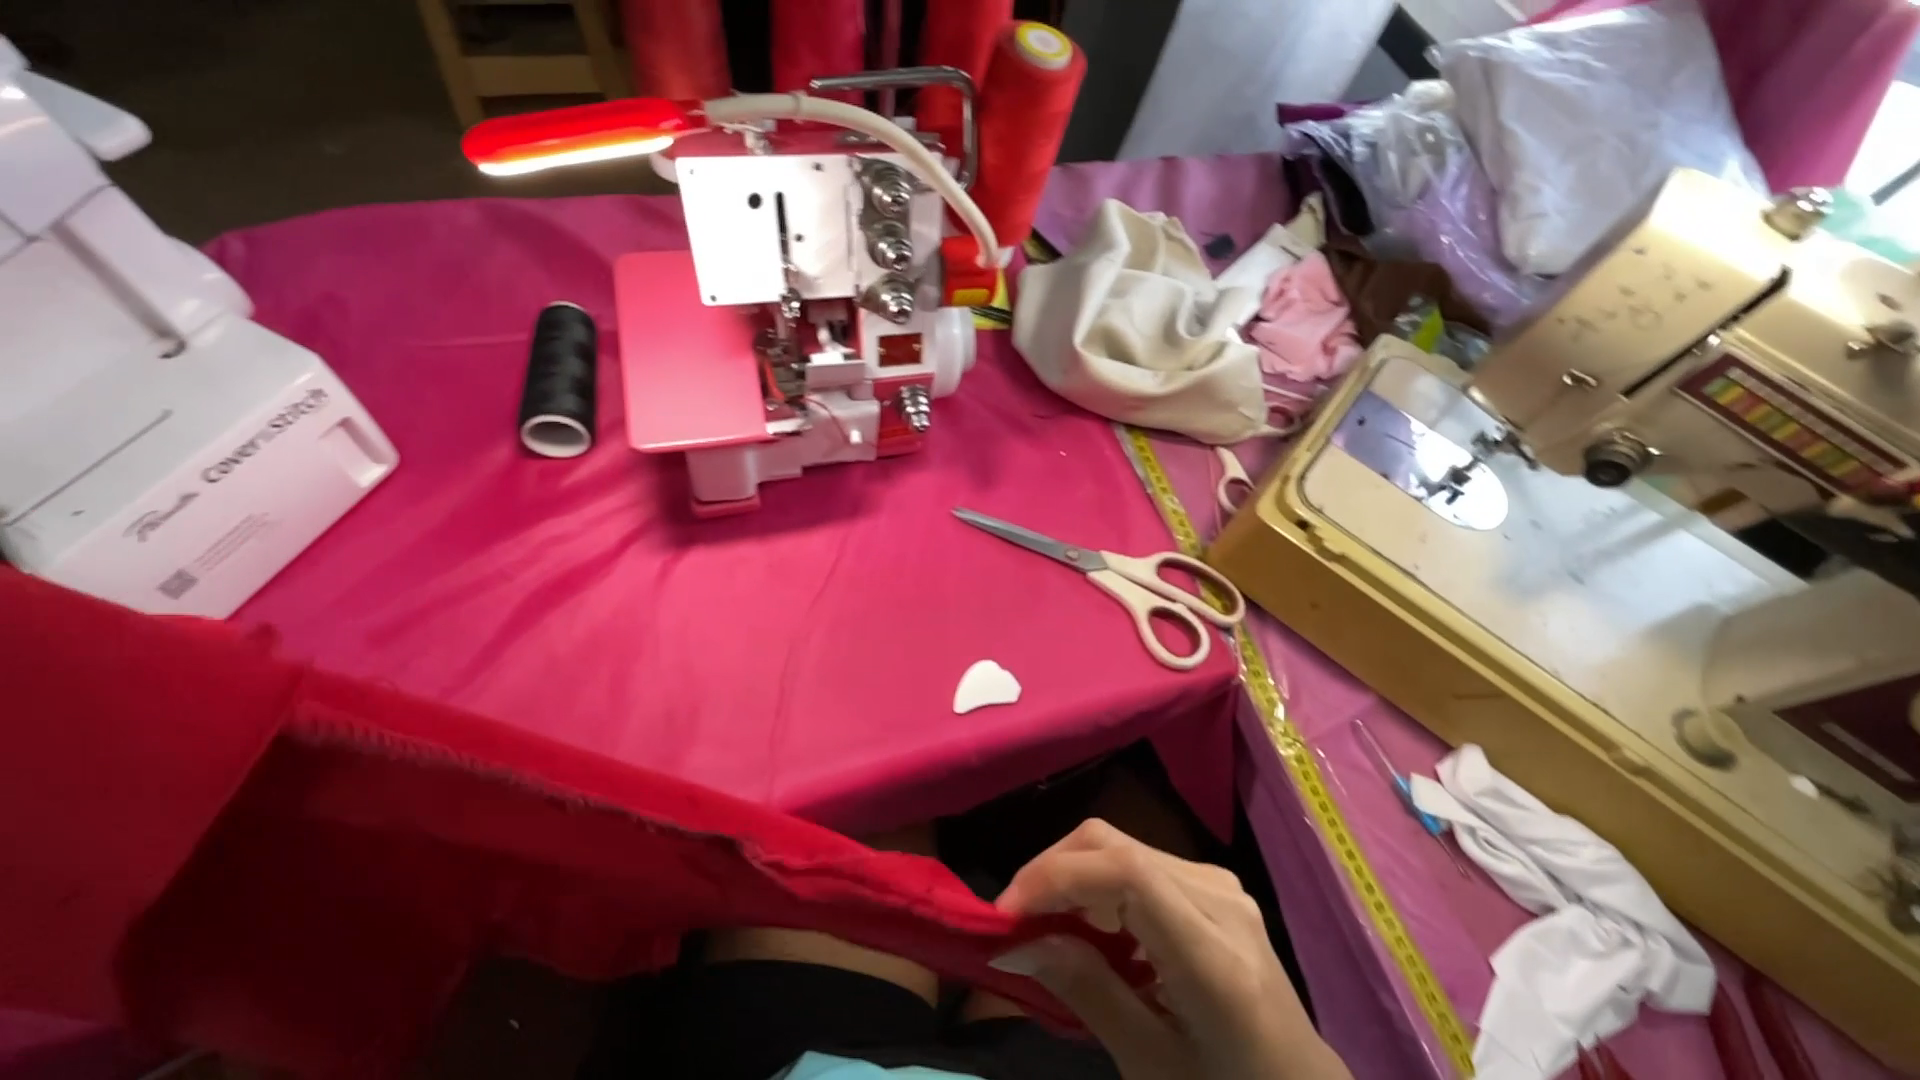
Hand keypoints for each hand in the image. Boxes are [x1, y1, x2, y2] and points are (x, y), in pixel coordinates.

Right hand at [992, 820, 1351, 1079]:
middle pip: (1115, 844)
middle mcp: (1220, 898)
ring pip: (1120, 846)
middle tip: (1012, 924)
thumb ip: (1085, 990)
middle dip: (1050, 871)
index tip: (1004, 917)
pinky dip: (1096, 885)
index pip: (1126, 872)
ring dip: (1070, 876)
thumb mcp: (1150, 1062)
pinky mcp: (1213, 886)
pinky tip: (1084, 927)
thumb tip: (1014, 940)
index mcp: (1213, 953)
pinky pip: (1138, 863)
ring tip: (1041, 928)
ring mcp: (1220, 885)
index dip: (1054, 877)